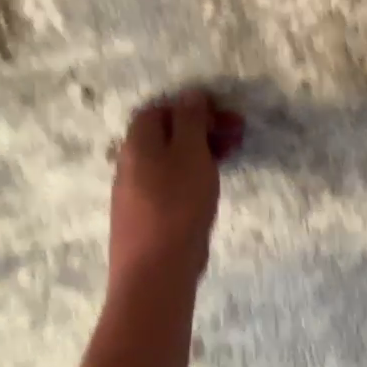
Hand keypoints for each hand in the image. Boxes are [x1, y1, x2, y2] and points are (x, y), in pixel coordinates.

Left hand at [108, 89, 243, 288]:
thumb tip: (189, 94)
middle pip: (165, 133)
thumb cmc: (177, 204)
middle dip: (202, 127)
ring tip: (232, 155)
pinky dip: (193, 172)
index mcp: (137, 146)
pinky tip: (212, 183)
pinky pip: (170, 180)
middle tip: (237, 133)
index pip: (157, 110)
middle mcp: (129, 165)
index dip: (190, 106)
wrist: (155, 272)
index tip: (221, 115)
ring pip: (170, 157)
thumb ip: (191, 121)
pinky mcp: (146, 214)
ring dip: (201, 149)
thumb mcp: (191, 153)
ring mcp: (135, 192)